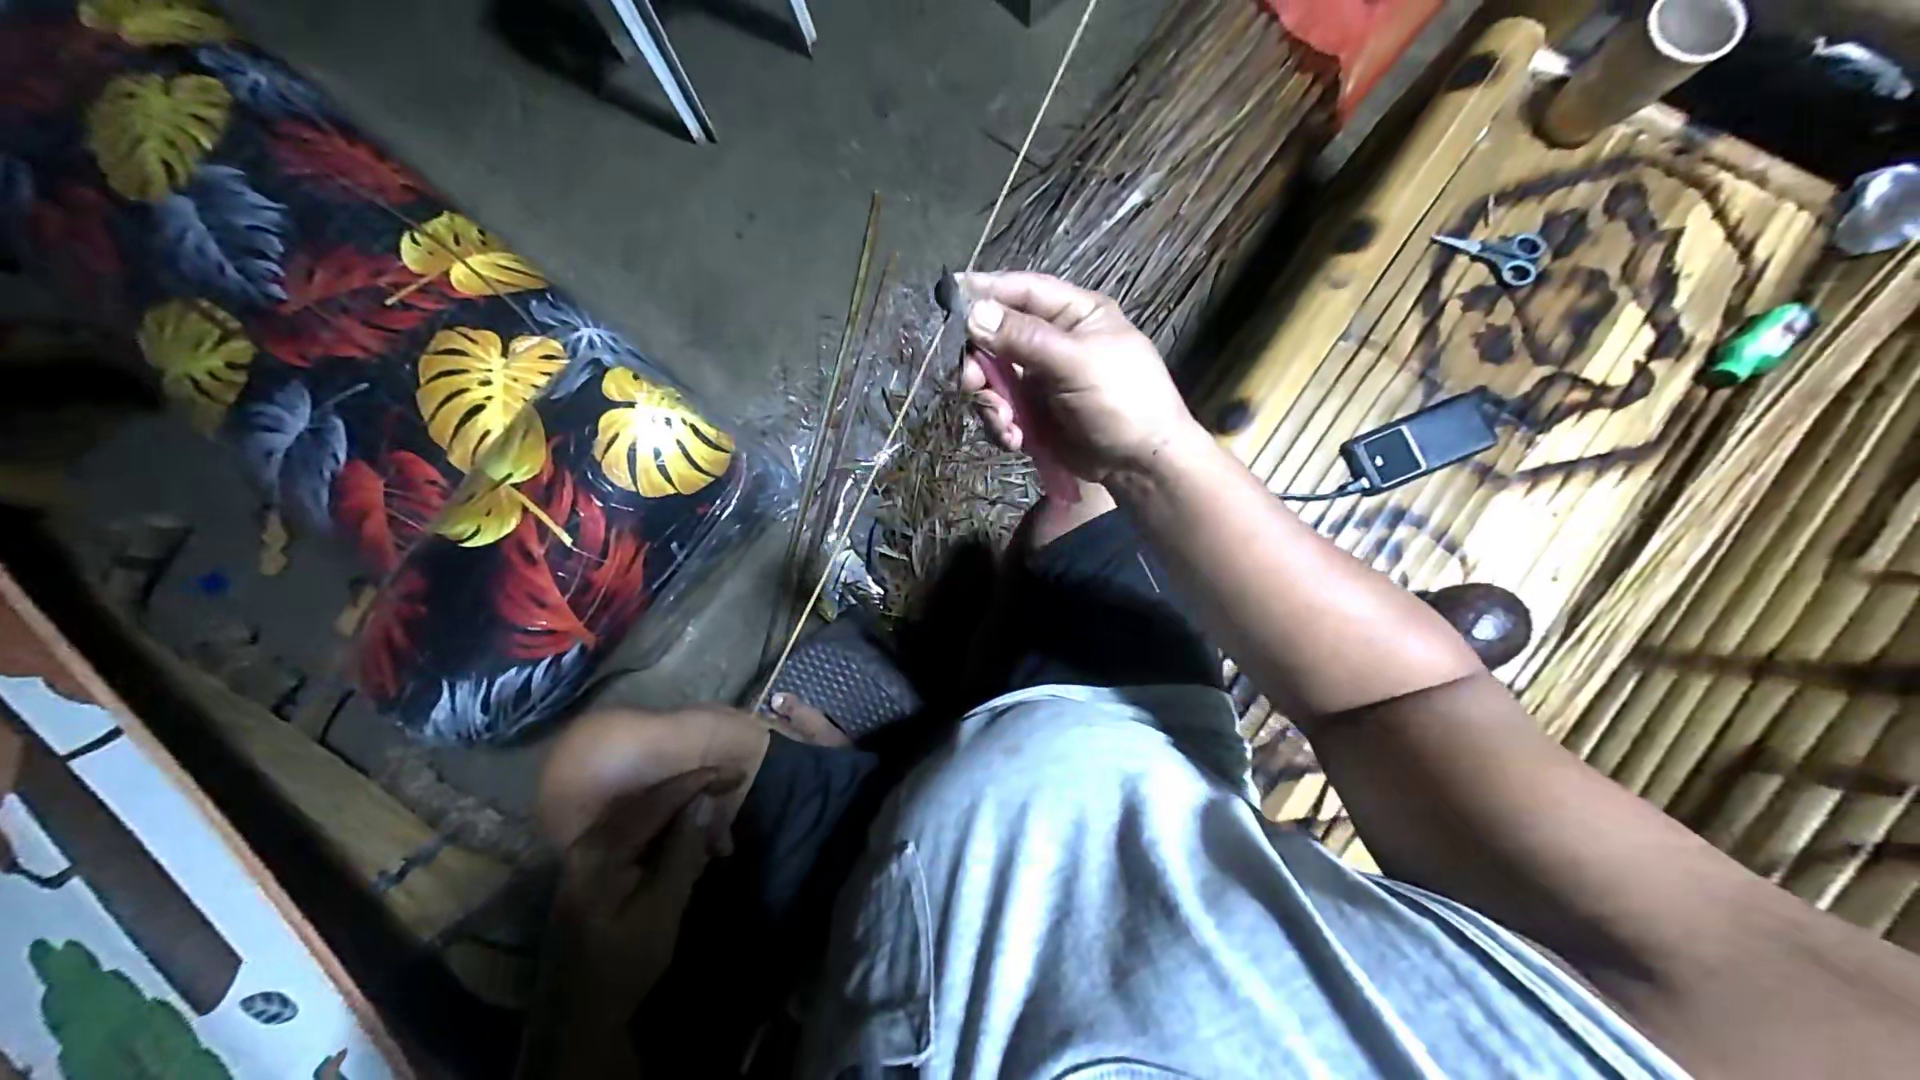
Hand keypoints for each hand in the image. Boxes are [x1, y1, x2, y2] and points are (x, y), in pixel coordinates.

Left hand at [547, 766, 740, 1024]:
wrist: (582, 1014)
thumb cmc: (626, 962)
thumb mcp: (663, 908)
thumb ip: (682, 850)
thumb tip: (703, 800)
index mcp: (601, 849)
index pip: (657, 800)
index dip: (698, 782)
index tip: (735, 774)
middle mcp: (589, 841)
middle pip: (652, 804)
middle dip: (696, 806)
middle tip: (729, 826)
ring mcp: (588, 853)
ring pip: (648, 818)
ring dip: (686, 825)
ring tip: (717, 847)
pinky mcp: (596, 866)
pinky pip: (639, 835)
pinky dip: (670, 837)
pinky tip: (691, 853)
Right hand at [955, 271, 1201, 483]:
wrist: (1141, 464)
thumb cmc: (1122, 400)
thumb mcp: (1076, 362)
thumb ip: (1025, 338)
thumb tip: (974, 313)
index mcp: (1074, 314)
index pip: (1021, 290)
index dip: (984, 291)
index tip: (948, 297)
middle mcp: (1052, 341)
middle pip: (996, 337)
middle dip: (980, 363)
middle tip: (971, 383)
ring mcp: (1040, 379)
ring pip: (992, 380)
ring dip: (991, 402)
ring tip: (1007, 423)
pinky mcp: (1034, 414)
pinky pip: (1002, 411)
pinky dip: (1002, 426)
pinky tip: (1016, 439)